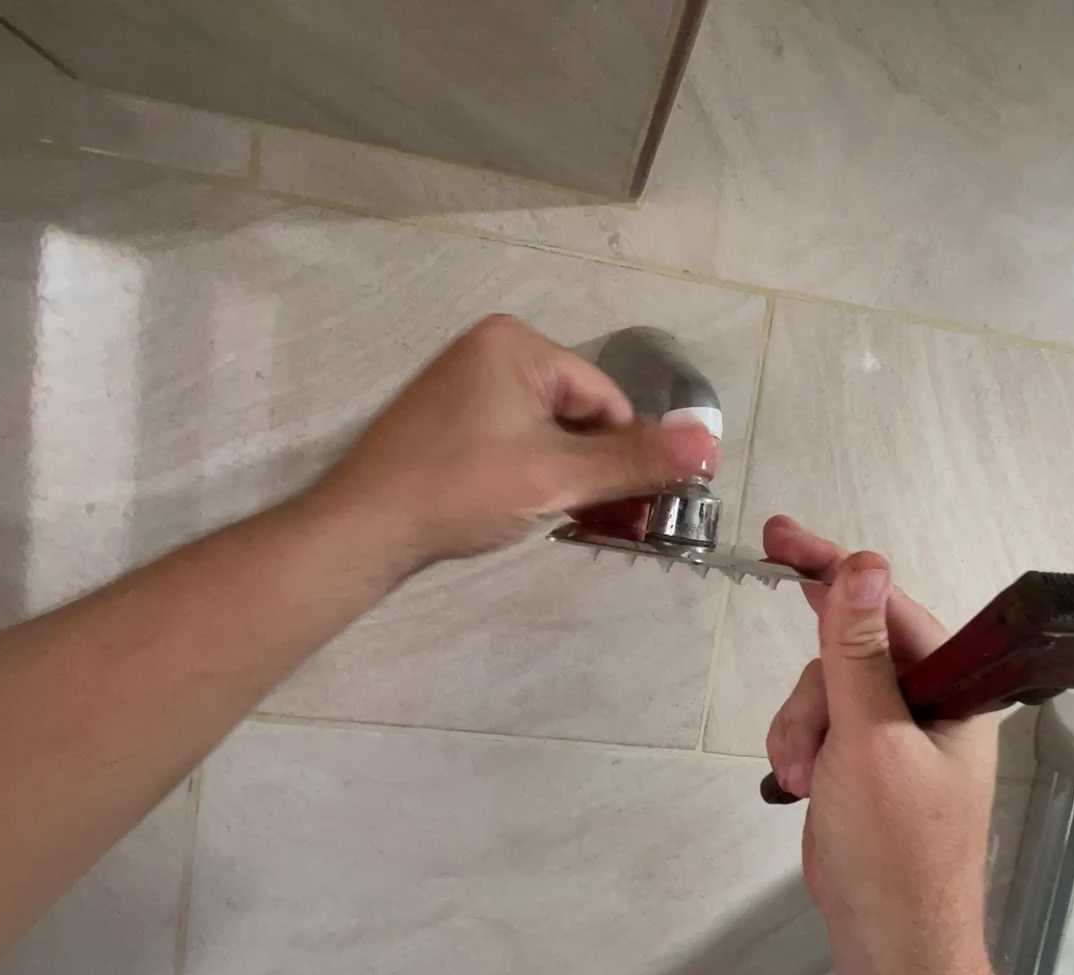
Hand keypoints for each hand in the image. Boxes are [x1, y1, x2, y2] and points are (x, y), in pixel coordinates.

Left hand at [306, 315, 718, 567]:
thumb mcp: (556, 475)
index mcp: (518, 346)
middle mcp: (494, 353)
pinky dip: (540, 476)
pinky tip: (542, 510)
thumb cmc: (461, 490)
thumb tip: (711, 443)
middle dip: (600, 470)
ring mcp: (469, 387)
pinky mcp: (455, 422)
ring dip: (574, 479)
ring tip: (578, 523)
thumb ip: (634, 460)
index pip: (605, 399)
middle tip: (616, 524)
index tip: (638, 506)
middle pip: (580, 416)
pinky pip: (520, 443)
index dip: (627, 455)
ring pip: (552, 434)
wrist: (362, 530)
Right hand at [761, 517, 998, 951]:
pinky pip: (815, 720)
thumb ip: (858, 652)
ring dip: (801, 725)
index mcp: (954, 691)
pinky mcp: (858, 753)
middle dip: (814, 673)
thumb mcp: (871, 739)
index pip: (891, 608)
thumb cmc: (893, 847)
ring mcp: (889, 728)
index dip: (839, 570)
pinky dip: (799, 744)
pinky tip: (802, 780)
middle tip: (768, 568)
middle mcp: (926, 702)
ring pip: (823, 687)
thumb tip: (862, 569)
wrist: (884, 937)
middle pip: (851, 647)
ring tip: (805, 773)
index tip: (787, 538)